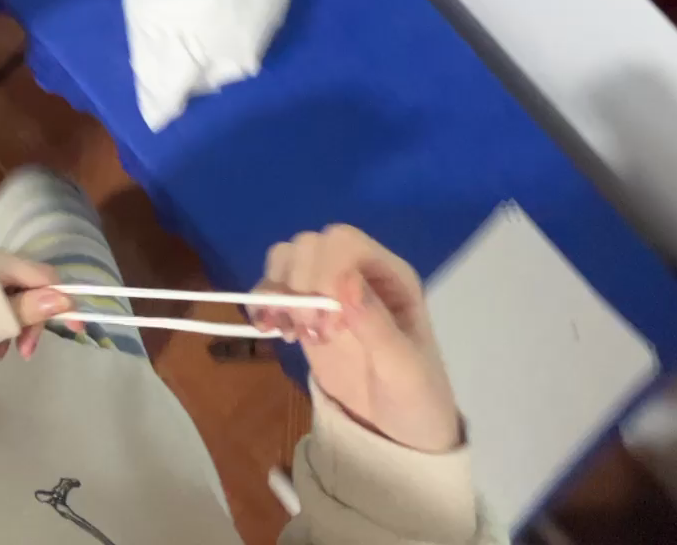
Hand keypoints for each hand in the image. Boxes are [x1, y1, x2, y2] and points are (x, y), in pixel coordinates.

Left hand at [0, 246, 84, 359]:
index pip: (47, 276)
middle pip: (30, 288)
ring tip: (0, 352)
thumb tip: (67, 300)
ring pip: (14, 296)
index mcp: (4, 261)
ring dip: (15, 324)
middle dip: (32, 321)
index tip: (75, 329)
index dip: (63, 301)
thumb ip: (29, 307)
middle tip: (24, 352)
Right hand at [249, 226, 460, 452]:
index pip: (344, 242)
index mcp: (389, 275)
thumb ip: (378, 327)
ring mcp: (325, 289)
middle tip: (312, 331)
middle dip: (301, 285)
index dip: (326, 269)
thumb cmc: (416, 400)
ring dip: (278, 292)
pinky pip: (270, 286)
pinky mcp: (301, 308)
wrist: (399, 434)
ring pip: (285, 258)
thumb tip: (345, 281)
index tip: (330, 319)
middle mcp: (354, 272)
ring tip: (292, 332)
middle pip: (309, 245)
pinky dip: (261, 303)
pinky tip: (271, 330)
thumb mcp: (406, 371)